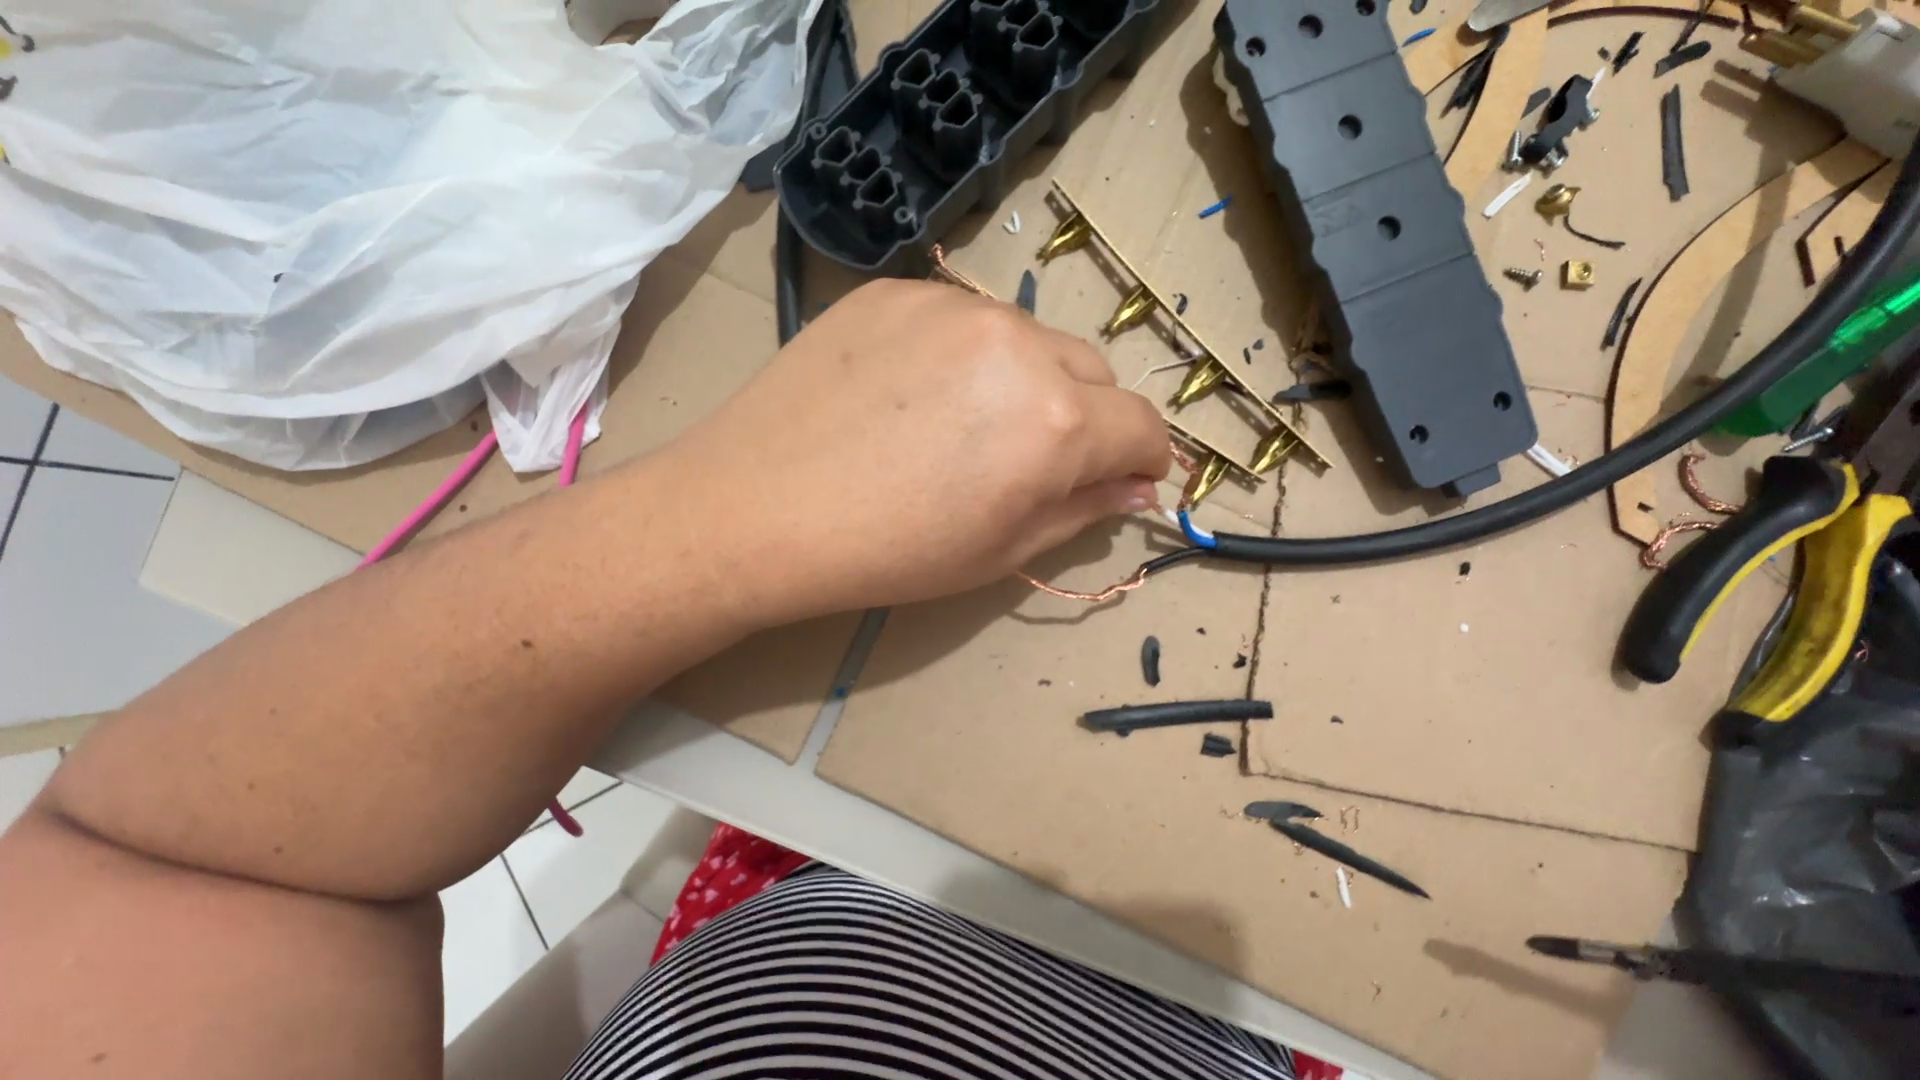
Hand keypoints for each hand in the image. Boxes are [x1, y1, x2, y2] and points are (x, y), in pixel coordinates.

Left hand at [663, 278, 1170, 621]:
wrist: (756, 508)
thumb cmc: (887, 552)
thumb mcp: (1000, 552)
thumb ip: (1082, 510)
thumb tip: (1137, 485)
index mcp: (1057, 420)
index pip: (1144, 425)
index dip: (1147, 457)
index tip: (1130, 475)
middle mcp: (1019, 344)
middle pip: (1094, 373)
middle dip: (1090, 417)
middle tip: (1041, 459)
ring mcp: (953, 307)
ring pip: (1031, 339)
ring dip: (1029, 379)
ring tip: (968, 425)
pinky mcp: (897, 291)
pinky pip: (963, 319)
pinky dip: (966, 354)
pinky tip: (916, 394)